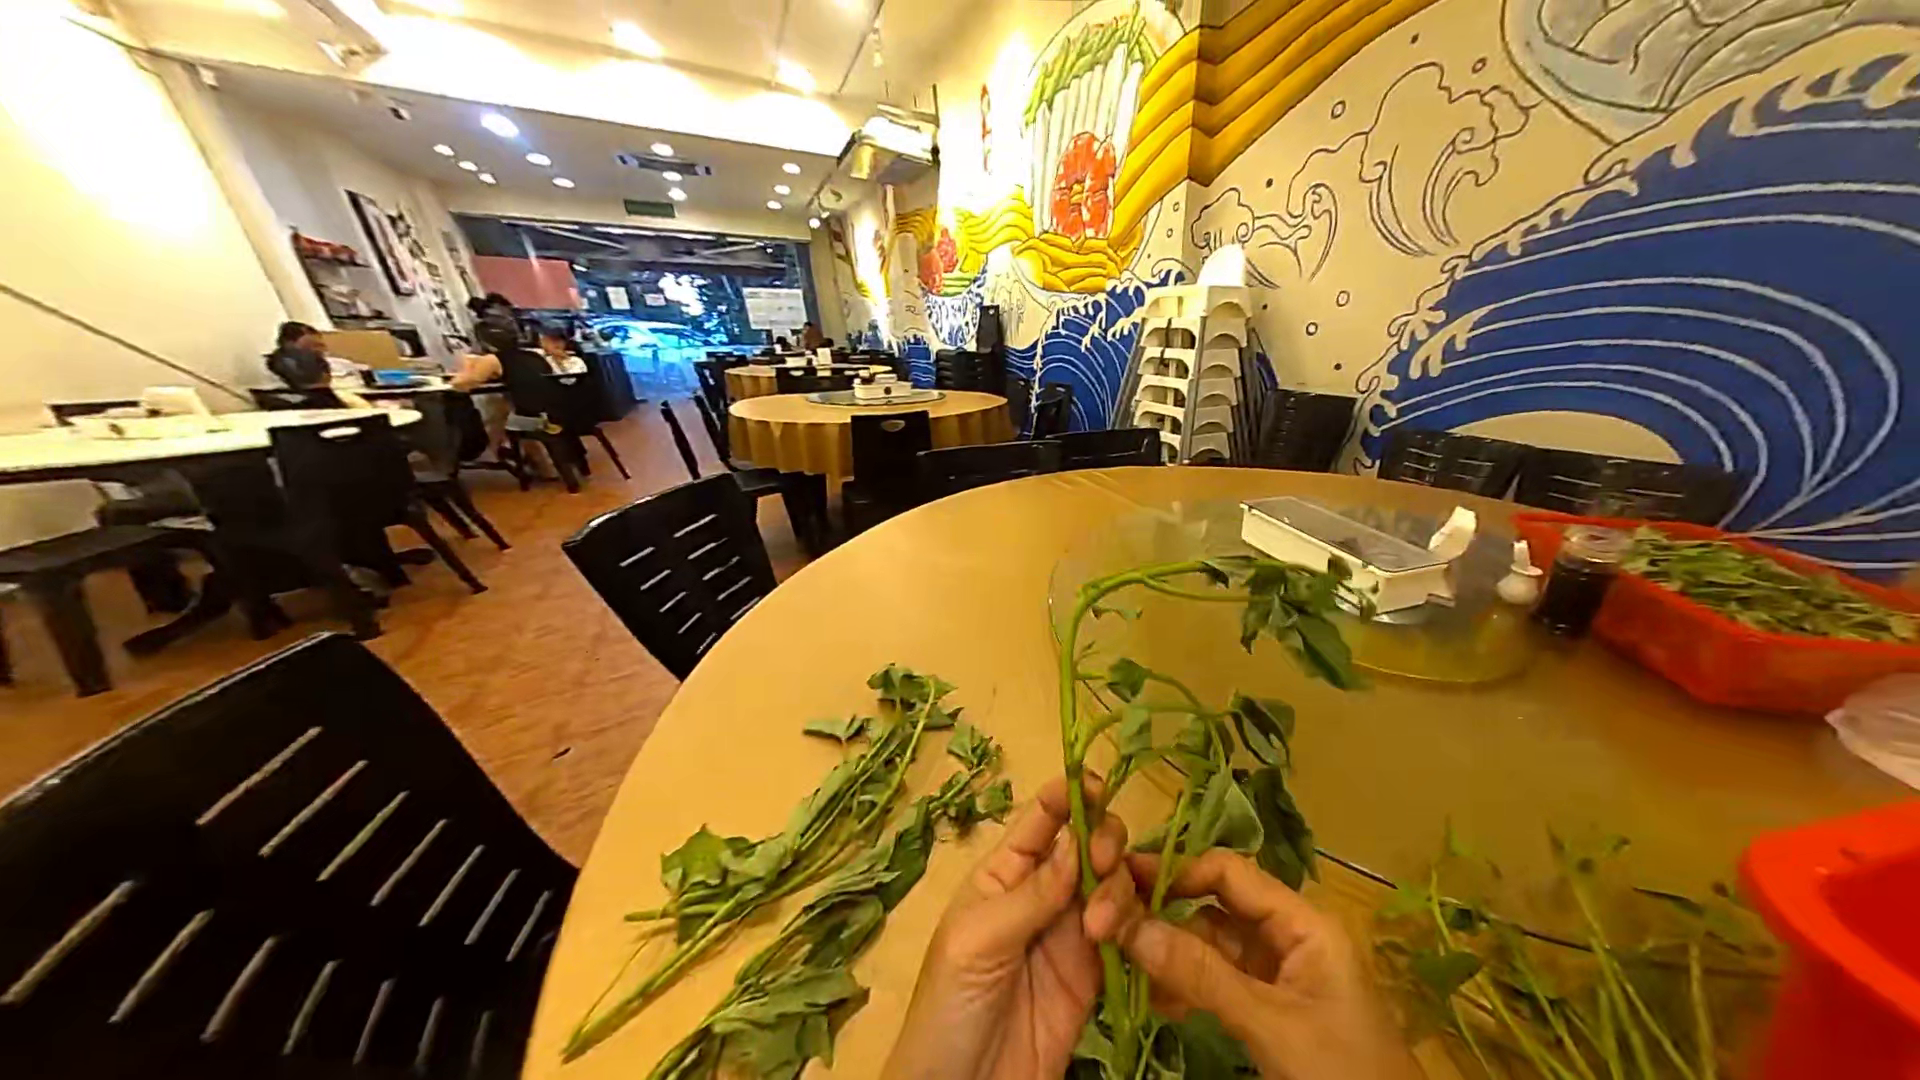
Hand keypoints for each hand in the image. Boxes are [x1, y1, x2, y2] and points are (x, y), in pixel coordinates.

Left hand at [882, 776, 1129, 1079]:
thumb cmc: (951, 1002)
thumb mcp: (979, 938)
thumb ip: (1031, 894)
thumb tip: (1075, 841)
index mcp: (1004, 872)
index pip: (1041, 818)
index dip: (1069, 794)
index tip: (1097, 786)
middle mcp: (1042, 891)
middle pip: (1087, 844)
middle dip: (1102, 840)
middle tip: (1102, 864)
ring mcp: (1071, 931)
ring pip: (1111, 884)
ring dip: (1116, 890)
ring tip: (1100, 927)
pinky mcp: (1095, 973)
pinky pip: (1125, 933)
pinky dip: (1134, 925)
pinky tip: (1126, 938)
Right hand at [1085, 849, 1421, 1079]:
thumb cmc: (1345, 1079)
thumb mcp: (1272, 1026)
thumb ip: (1201, 974)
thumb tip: (1129, 925)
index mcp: (1301, 922)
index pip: (1227, 872)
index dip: (1176, 870)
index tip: (1123, 879)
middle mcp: (1286, 935)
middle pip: (1212, 904)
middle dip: (1165, 912)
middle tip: (1111, 920)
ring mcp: (1275, 972)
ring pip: (1208, 942)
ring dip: (1169, 952)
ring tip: (1123, 963)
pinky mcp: (1266, 1006)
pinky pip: (1214, 979)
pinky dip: (1184, 986)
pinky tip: (1152, 999)